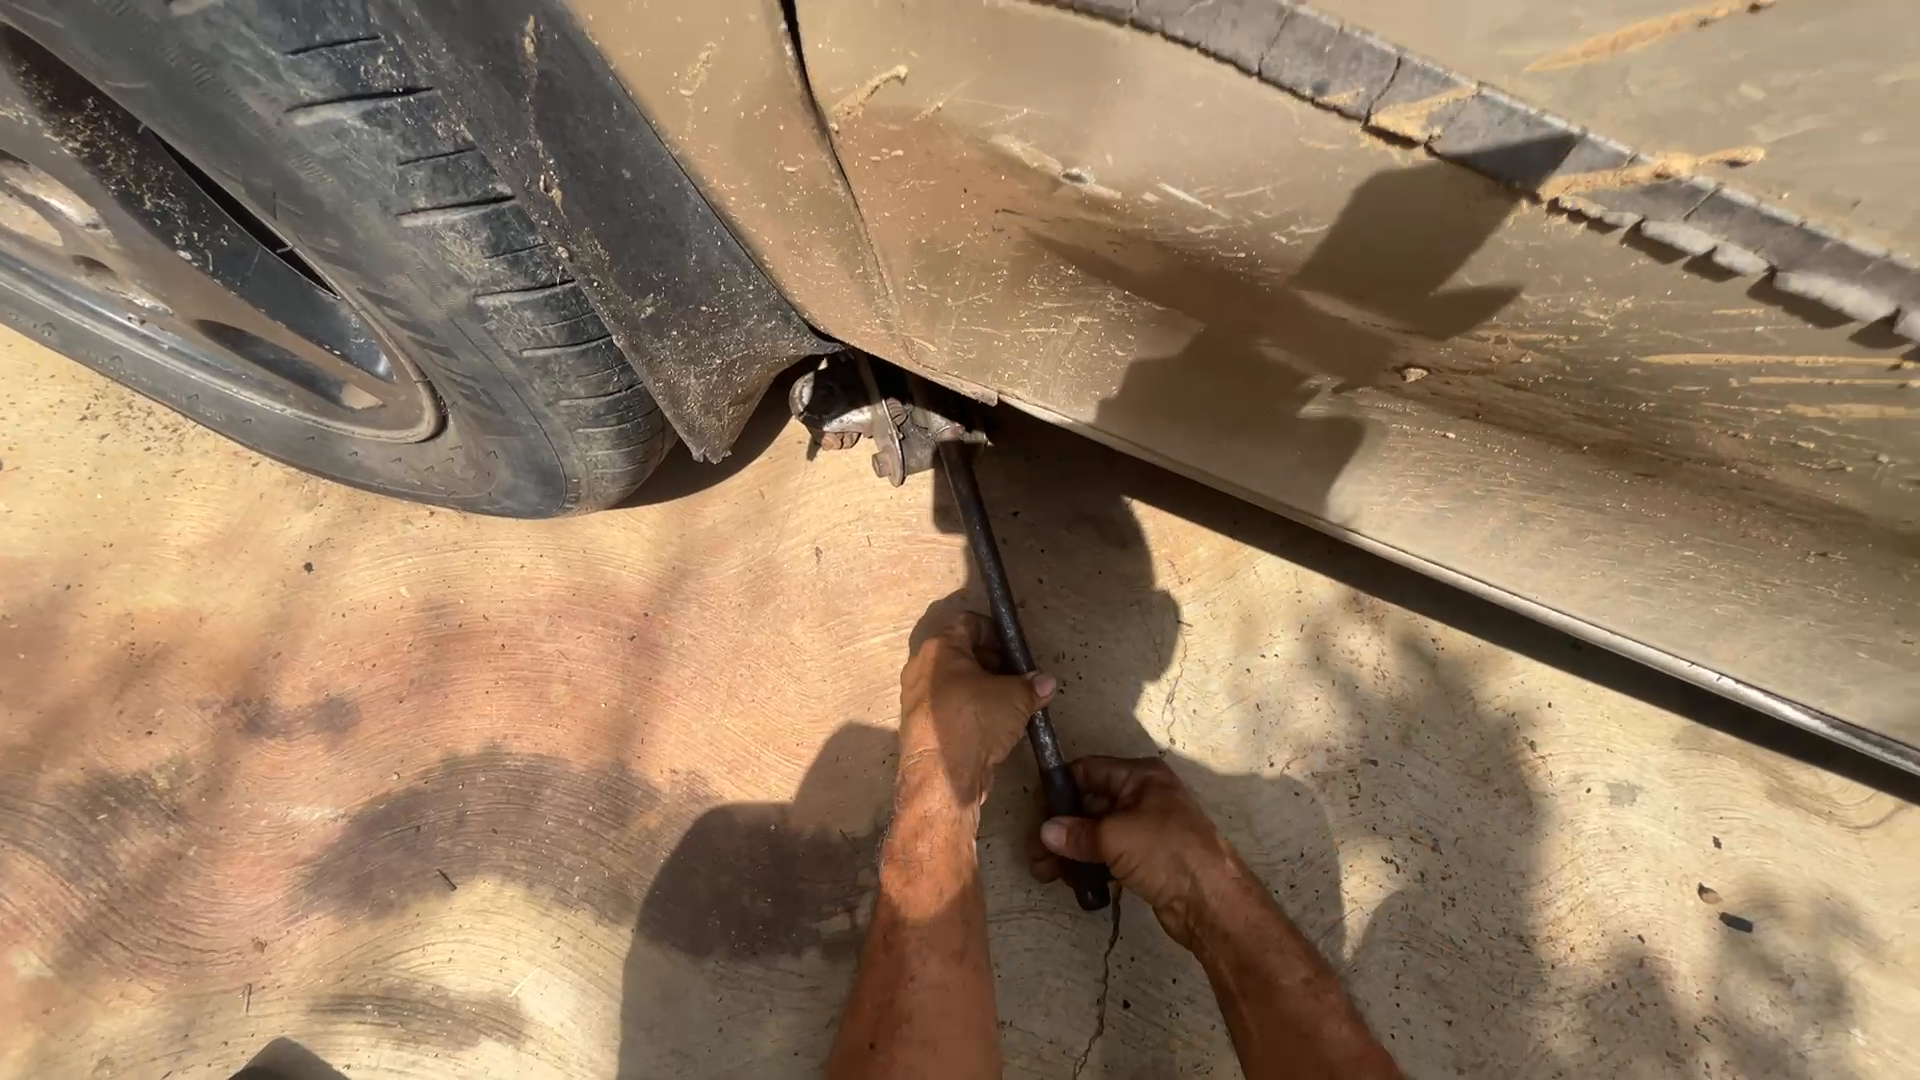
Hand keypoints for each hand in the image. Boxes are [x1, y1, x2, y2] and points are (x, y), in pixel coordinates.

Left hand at [898, 612, 1055, 807]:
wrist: (942, 778)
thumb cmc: (975, 723)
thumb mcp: (1014, 699)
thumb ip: (1031, 685)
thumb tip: (1045, 682)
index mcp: (940, 649)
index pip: (968, 622)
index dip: (995, 631)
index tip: (1015, 649)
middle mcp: (922, 667)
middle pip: (961, 652)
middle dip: (993, 661)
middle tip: (1018, 677)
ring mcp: (917, 697)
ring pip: (955, 681)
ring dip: (983, 687)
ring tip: (1010, 702)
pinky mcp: (920, 724)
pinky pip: (949, 705)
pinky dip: (970, 707)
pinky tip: (993, 724)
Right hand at [1028, 756, 1249, 949]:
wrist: (1213, 903)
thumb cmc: (1166, 851)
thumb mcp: (1115, 836)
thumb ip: (1076, 833)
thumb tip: (1045, 832)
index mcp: (1139, 776)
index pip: (1088, 771)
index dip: (1061, 788)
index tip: (1036, 812)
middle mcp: (1141, 796)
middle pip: (1089, 805)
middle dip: (1060, 828)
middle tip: (1035, 853)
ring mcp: (1144, 829)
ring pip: (1096, 833)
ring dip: (1070, 850)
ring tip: (1045, 873)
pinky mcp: (1146, 859)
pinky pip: (1108, 855)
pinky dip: (1088, 864)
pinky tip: (1071, 881)